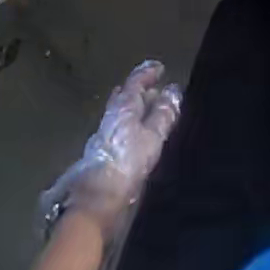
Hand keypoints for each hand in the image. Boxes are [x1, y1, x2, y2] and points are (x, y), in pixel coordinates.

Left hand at [40, 61, 181, 232]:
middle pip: (126, 96)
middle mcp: (111, 115)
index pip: (135, 81)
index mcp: (123, 106)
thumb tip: (173, 90)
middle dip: (141, 90)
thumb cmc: (126, 163)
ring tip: (149, 110)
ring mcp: (104, 134)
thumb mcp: (152, 137)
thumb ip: (163, 114)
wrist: (96, 200)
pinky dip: (131, 123)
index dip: (147, 73)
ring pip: (121, 112)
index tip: (160, 68)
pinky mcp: (102, 152)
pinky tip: (137, 135)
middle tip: (157, 89)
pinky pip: (119, 128)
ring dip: (135, 108)